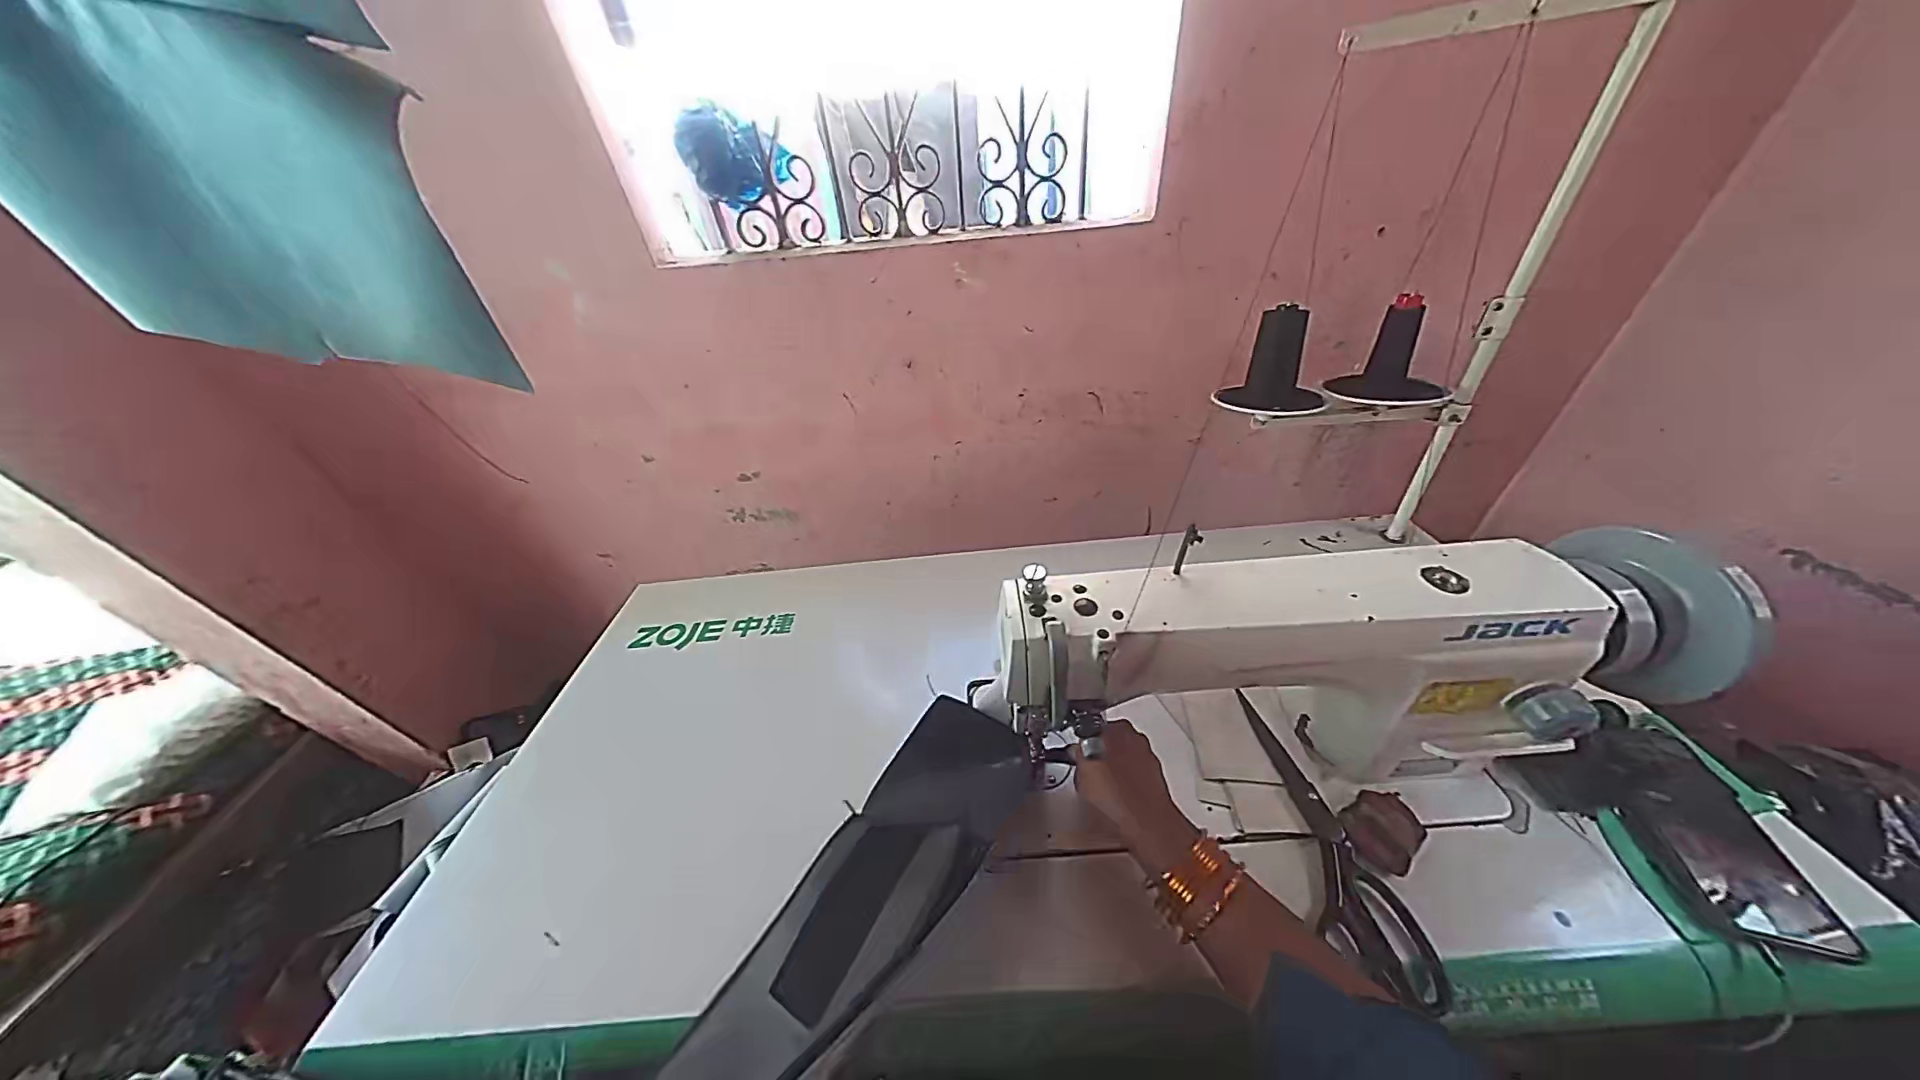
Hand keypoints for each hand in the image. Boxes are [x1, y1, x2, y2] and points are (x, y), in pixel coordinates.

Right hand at [1072, 720, 1197, 873]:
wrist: (1145, 824)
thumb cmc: (1117, 795)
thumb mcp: (1082, 771)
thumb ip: (1077, 754)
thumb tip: (1076, 751)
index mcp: (1118, 728)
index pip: (1094, 725)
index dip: (1083, 740)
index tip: (1076, 751)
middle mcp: (1136, 738)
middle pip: (1111, 739)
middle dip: (1099, 751)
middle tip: (1087, 768)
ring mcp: (1148, 758)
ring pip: (1123, 756)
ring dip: (1114, 766)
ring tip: (1100, 786)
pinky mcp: (1154, 779)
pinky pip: (1133, 774)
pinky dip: (1125, 780)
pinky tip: (1115, 795)